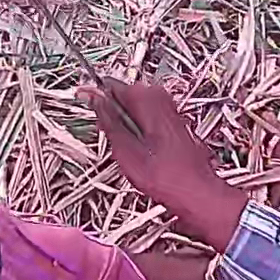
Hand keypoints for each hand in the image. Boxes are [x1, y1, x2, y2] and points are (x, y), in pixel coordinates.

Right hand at [87, 79, 246, 248]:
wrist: (196, 193)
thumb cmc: (167, 176)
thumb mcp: (124, 148)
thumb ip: (107, 119)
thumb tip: (93, 98)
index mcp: (147, 97)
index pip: (110, 85)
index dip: (94, 97)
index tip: (83, 103)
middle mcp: (160, 97)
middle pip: (122, 96)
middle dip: (110, 113)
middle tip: (109, 138)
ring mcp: (168, 108)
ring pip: (133, 107)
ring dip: (123, 123)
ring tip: (126, 149)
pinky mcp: (172, 120)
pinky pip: (144, 116)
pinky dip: (136, 129)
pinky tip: (139, 151)